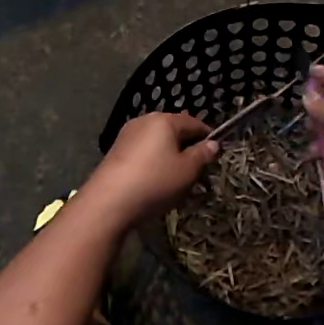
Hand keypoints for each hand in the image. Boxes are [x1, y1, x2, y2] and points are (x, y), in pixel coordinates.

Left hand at [80, 113, 219, 225]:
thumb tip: (213, 144)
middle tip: (198, 170)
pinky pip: (144, 153)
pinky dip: (154, 163)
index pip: (194, 123)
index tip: (216, 155)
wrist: (106, 204)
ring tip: (177, 180)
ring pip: (158, 143)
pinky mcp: (115, 153)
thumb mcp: (188, 170)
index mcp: (164, 120)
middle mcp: (144, 121)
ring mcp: (127, 136)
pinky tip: (156, 182)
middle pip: (175, 131)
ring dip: (171, 157)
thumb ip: (203, 154)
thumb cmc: (154, 182)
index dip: (208, 138)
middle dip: (188, 148)